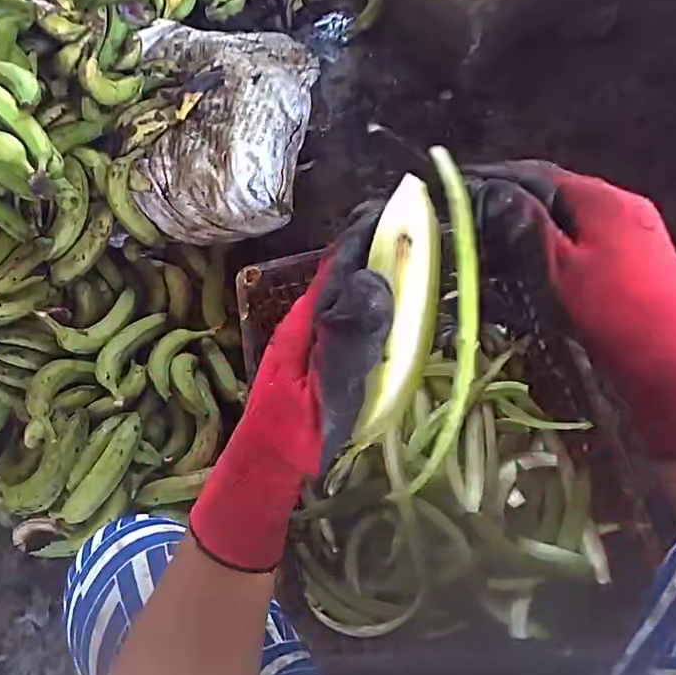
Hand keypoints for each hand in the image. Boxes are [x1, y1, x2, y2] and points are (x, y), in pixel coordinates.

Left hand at [189, 210, 390, 571]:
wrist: (267, 463)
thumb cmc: (296, 432)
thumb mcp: (326, 390)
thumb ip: (349, 340)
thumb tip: (373, 281)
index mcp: (306, 322)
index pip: (337, 266)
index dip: (363, 237)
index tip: (392, 210)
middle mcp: (302, 322)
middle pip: (338, 275)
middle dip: (368, 250)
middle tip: (407, 231)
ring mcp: (303, 337)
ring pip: (338, 295)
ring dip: (365, 274)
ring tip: (401, 258)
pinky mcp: (308, 353)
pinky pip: (338, 316)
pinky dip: (361, 303)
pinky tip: (381, 308)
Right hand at [468, 162, 675, 456]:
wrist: (669, 367)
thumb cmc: (607, 311)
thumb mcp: (554, 264)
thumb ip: (525, 223)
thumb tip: (495, 191)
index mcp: (605, 200)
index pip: (540, 175)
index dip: (499, 181)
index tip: (467, 192)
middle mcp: (630, 210)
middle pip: (562, 201)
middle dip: (521, 209)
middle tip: (482, 225)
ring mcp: (644, 240)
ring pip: (578, 228)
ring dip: (544, 235)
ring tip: (508, 252)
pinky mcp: (647, 271)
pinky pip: (594, 251)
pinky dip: (566, 256)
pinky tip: (548, 277)